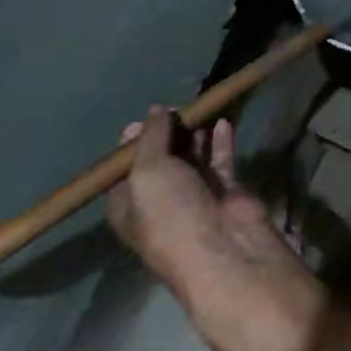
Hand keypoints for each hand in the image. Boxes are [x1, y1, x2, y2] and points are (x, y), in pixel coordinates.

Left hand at [108, 107, 324, 350]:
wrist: (223, 244)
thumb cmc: (172, 213)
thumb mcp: (148, 172)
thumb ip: (152, 139)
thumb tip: (155, 111)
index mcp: (128, 206)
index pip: (124, 169)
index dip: (134, 142)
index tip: (148, 115)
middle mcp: (159, 201)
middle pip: (160, 161)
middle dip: (166, 134)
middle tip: (177, 107)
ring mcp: (195, 196)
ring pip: (191, 159)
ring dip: (193, 135)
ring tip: (199, 107)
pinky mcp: (225, 191)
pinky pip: (221, 160)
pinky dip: (220, 141)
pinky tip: (222, 121)